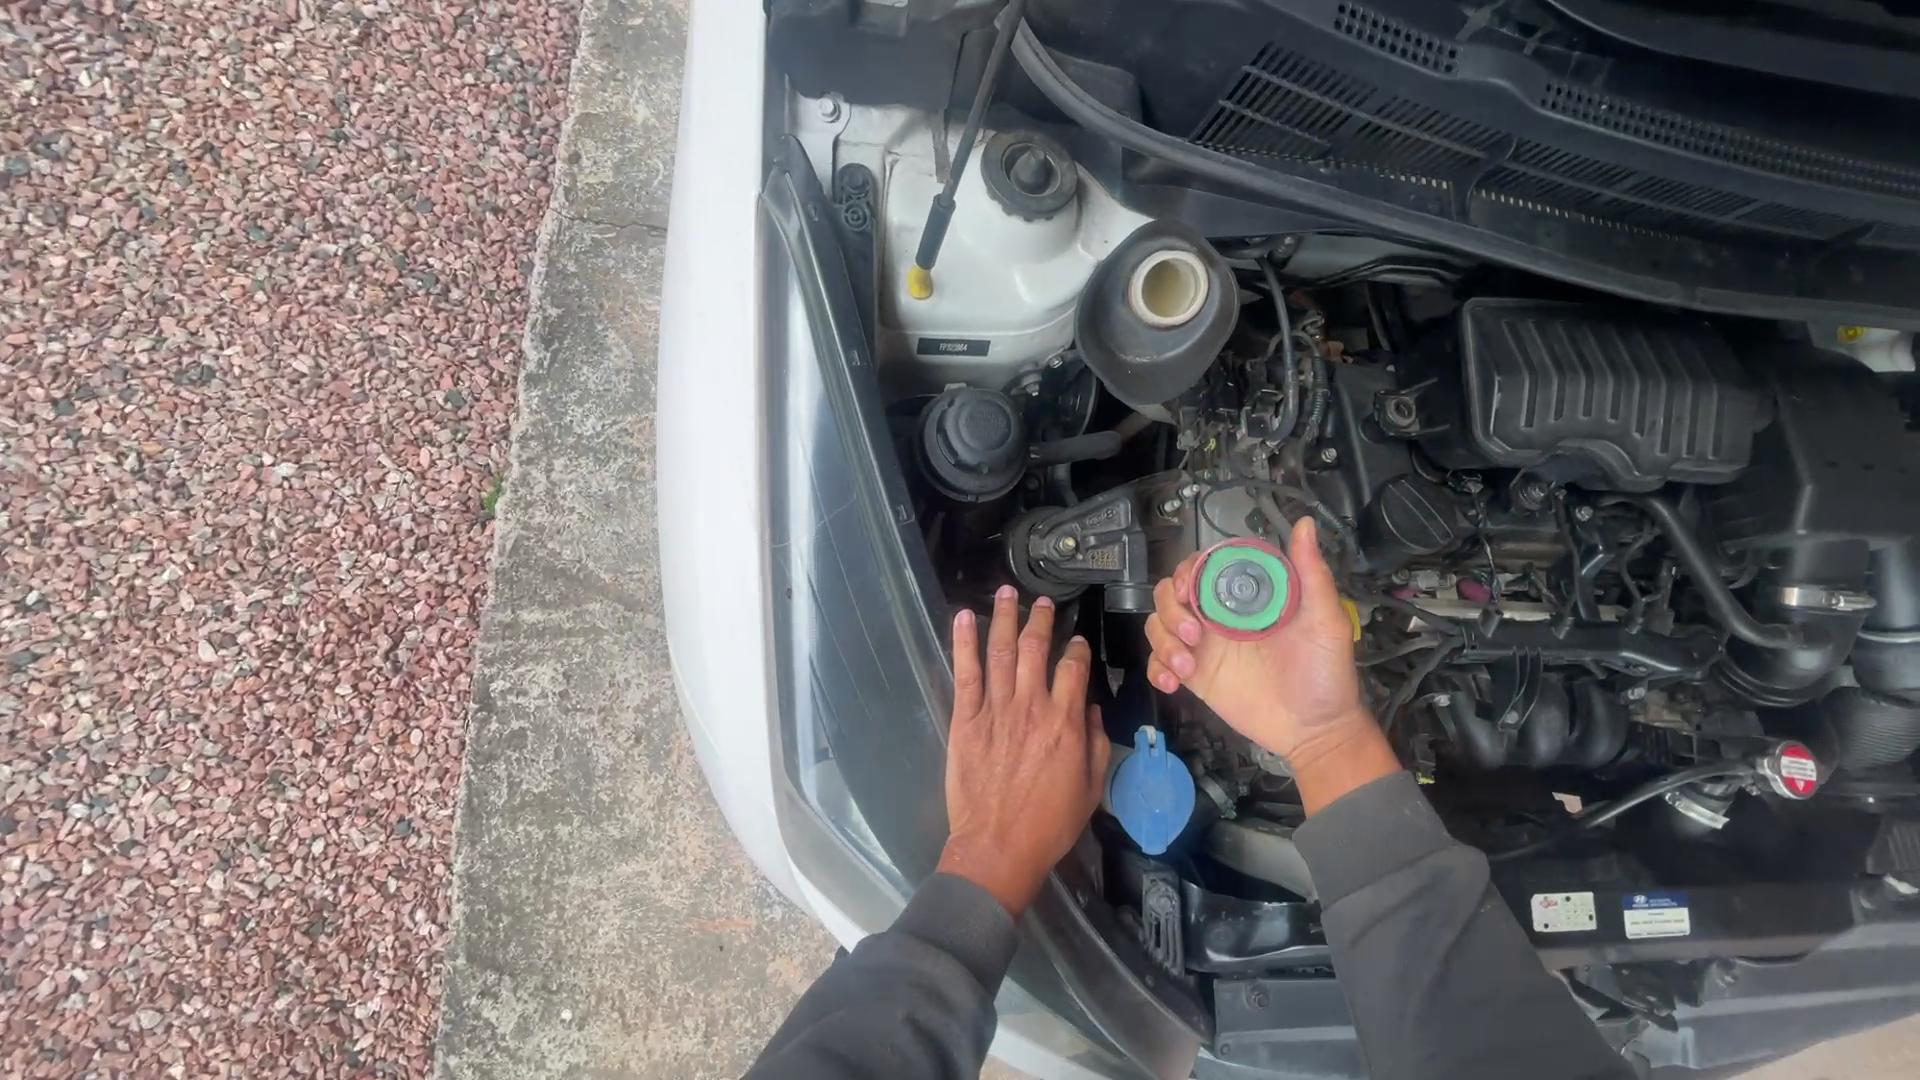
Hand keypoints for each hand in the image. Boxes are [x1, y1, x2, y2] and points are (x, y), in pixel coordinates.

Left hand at [938, 585, 1109, 918]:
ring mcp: (995, 710)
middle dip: (1041, 620)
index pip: (1073, 669)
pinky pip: (965, 672)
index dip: (1077, 650)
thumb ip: (1093, 742)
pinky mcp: (965, 719)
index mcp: (1064, 722)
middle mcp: (1030, 706)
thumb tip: (1089, 706)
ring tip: (1007, 593)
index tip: (1077, 642)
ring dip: (1005, 618)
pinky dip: (964, 642)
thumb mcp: (1090, 787)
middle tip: (1043, 602)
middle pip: (1035, 649)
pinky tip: (965, 617)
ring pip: (1001, 652)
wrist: (998, 846)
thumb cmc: (1049, 823)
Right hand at [1144, 517, 1396, 811]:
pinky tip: (1172, 684)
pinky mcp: (1193, 677)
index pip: (1200, 568)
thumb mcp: (1324, 620)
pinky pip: (1157, 663)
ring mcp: (1202, 647)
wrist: (1315, 731)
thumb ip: (1311, 573)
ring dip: (1162, 642)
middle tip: (1193, 636)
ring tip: (1186, 668)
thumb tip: (1305, 524)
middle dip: (1170, 611)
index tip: (1189, 590)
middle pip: (1169, 594)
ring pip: (1157, 625)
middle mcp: (1217, 616)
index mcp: (1244, 597)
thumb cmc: (1325, 673)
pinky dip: (1156, 669)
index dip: (1185, 572)